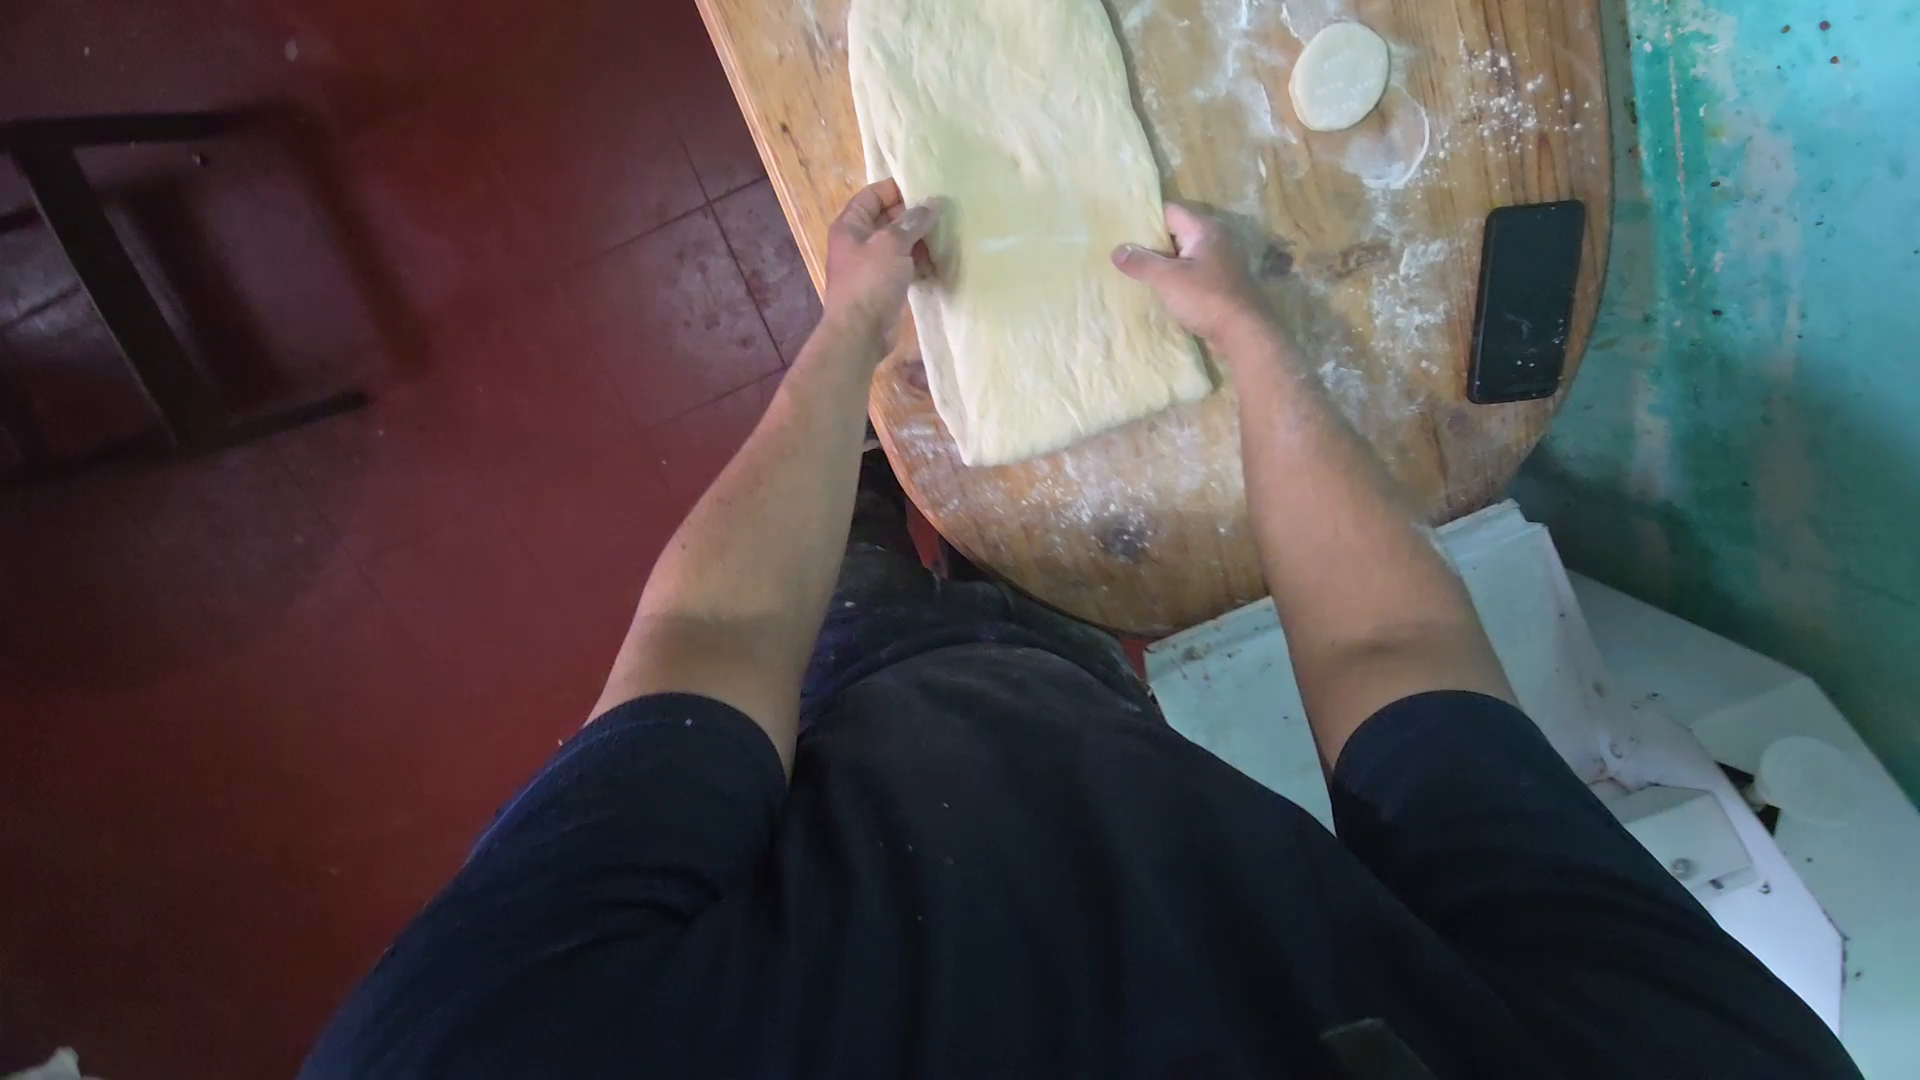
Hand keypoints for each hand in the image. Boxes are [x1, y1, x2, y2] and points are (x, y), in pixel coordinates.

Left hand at [822, 178, 940, 343]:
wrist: (861, 332)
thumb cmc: (870, 281)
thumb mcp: (891, 244)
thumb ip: (913, 221)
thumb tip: (933, 203)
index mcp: (851, 225)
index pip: (873, 196)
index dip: (896, 189)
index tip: (925, 189)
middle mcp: (859, 242)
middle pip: (889, 220)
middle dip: (914, 218)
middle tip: (942, 215)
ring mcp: (872, 266)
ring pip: (899, 245)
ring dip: (920, 242)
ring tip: (945, 238)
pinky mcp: (884, 286)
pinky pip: (904, 267)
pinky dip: (919, 264)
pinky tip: (938, 264)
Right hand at [1112, 203, 1277, 349]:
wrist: (1241, 330)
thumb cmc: (1204, 298)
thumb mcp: (1167, 279)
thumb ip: (1141, 263)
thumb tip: (1117, 250)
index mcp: (1204, 228)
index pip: (1170, 212)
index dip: (1146, 219)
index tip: (1123, 230)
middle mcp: (1216, 238)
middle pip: (1177, 232)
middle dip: (1152, 243)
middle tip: (1125, 253)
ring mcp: (1221, 261)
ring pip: (1184, 254)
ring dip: (1165, 263)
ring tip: (1138, 272)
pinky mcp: (1222, 282)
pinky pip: (1193, 272)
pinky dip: (1177, 277)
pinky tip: (1161, 289)